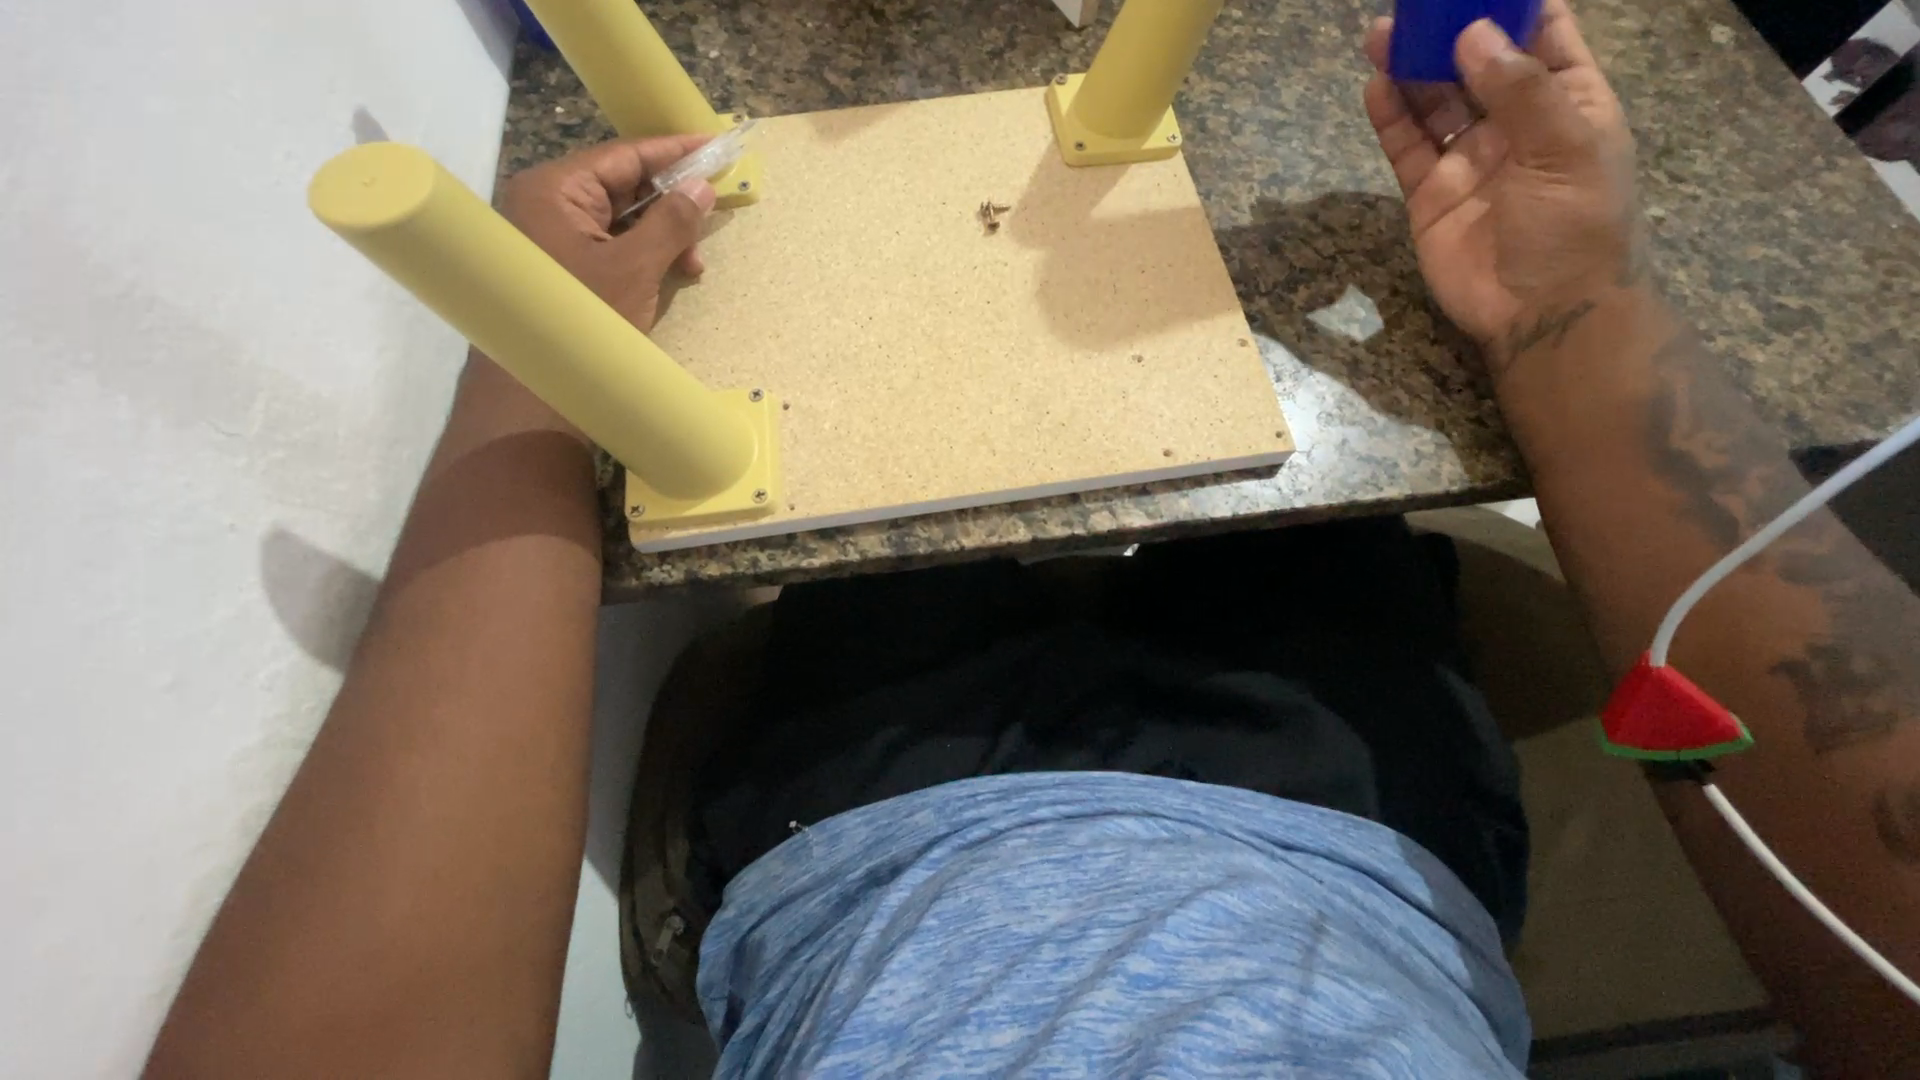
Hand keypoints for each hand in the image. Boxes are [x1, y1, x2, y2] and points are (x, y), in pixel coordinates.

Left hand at [497, 134, 717, 331]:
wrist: (537, 390)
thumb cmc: (584, 319)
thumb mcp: (635, 269)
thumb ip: (671, 223)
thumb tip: (702, 187)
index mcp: (554, 190)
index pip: (623, 156)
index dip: (673, 152)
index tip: (714, 147)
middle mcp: (550, 205)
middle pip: (623, 187)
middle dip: (672, 204)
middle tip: (712, 213)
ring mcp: (555, 237)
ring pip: (622, 220)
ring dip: (663, 236)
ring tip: (693, 263)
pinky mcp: (566, 267)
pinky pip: (613, 246)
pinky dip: (646, 256)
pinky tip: (673, 272)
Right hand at [1362, 2, 1640, 377]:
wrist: (1538, 309)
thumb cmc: (1573, 225)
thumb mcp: (1565, 146)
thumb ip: (1520, 90)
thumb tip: (1472, 35)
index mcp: (1566, 100)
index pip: (1541, 35)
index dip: (1510, 6)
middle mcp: (1514, 122)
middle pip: (1476, 63)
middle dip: (1447, 33)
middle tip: (1411, 8)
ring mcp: (1467, 158)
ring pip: (1434, 102)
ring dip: (1410, 69)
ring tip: (1380, 36)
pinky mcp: (1428, 193)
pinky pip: (1406, 147)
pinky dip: (1390, 119)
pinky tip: (1375, 88)